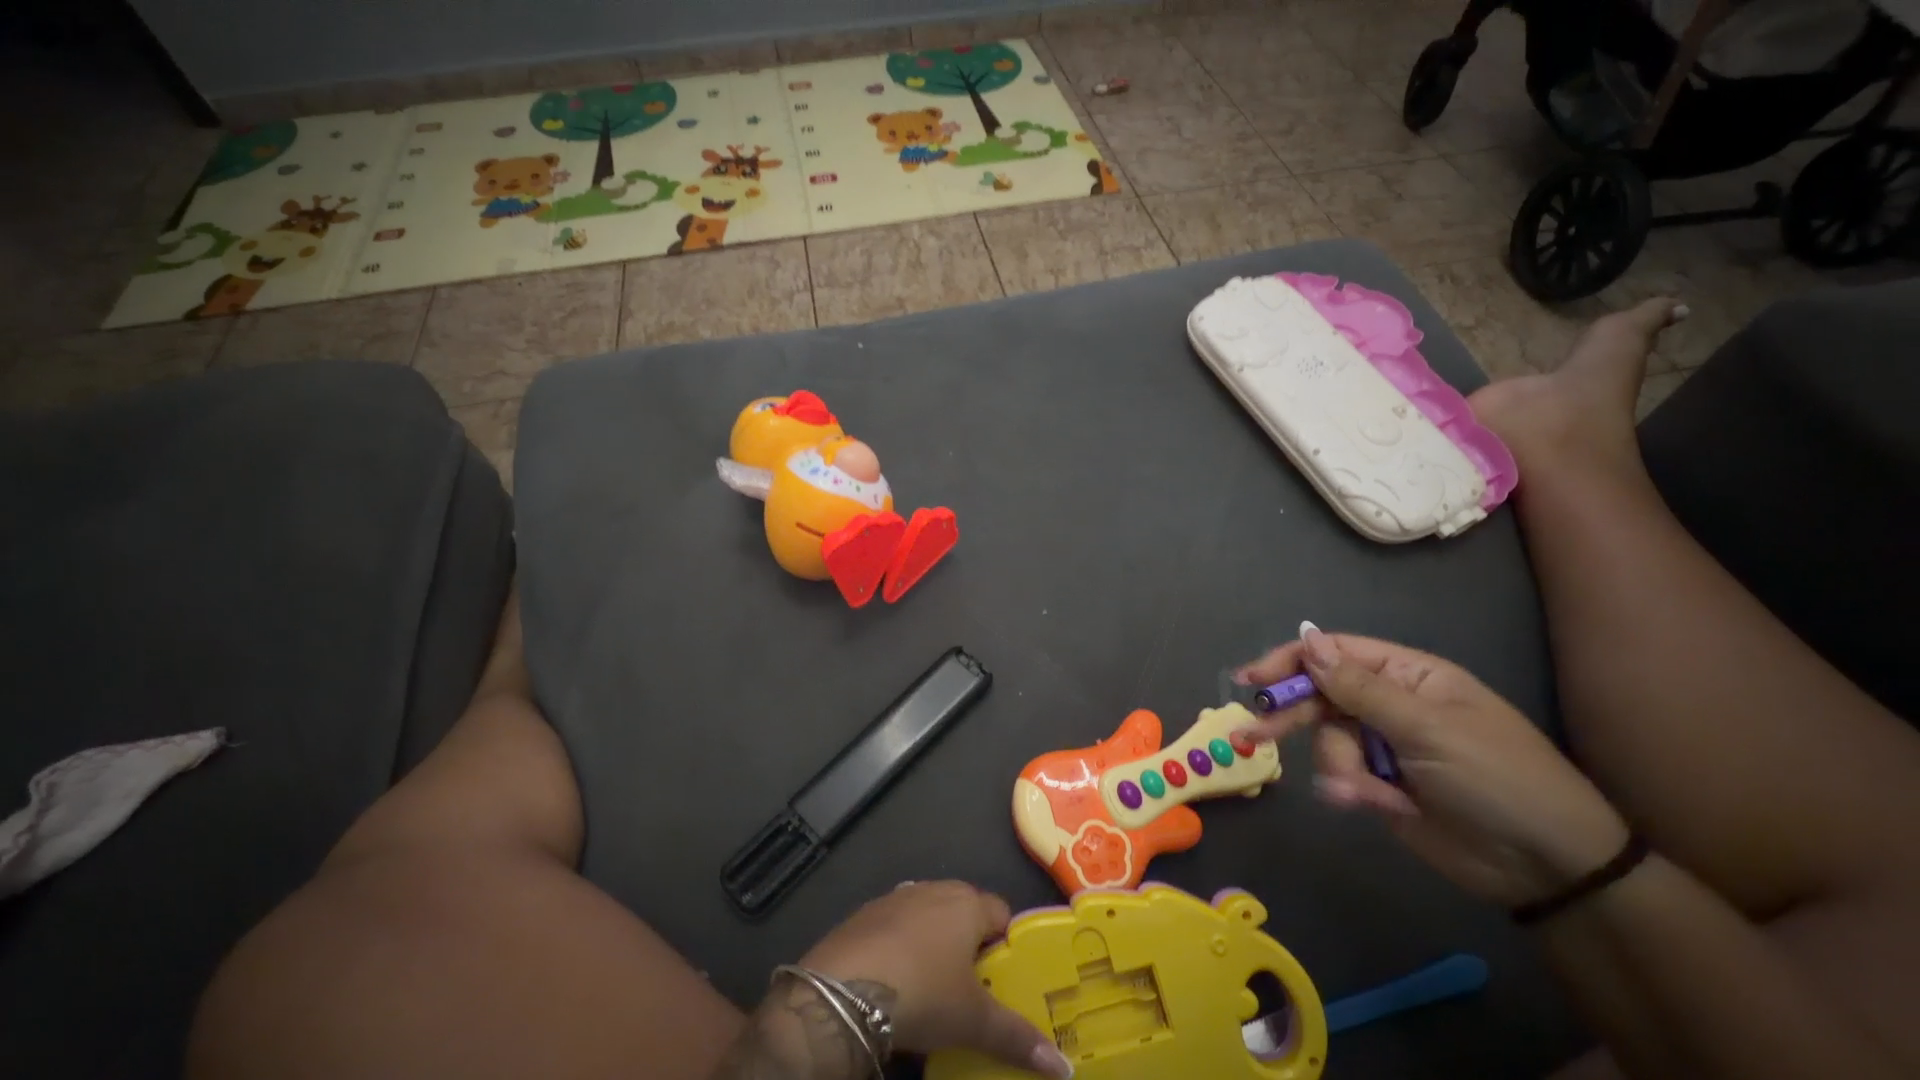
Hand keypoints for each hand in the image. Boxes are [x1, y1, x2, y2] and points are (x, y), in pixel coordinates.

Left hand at [800, 881, 1071, 1077]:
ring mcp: (892, 899)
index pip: (1001, 913)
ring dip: (933, 944)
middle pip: (963, 911)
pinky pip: (892, 928)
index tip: (1006, 979)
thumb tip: (1065, 1069)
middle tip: (974, 988)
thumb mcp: (974, 1021)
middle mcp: (931, 890)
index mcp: (966, 903)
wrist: (841, 991)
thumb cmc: (923, 992)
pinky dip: (899, 949)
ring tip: (934, 987)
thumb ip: (1017, 1038)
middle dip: (971, 944)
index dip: (1007, 944)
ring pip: (926, 917)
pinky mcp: (860, 916)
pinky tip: (895, 983)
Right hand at [1237, 625, 1630, 906]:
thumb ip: (1360, 688)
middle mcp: (1393, 705)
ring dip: (1338, 767)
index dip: (1292, 661)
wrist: (1543, 863)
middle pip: (1322, 696)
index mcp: (1411, 676)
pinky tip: (1373, 806)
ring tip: (1364, 794)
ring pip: (1328, 741)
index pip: (1338, 653)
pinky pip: (1342, 776)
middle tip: (1251, 736)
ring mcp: (1386, 747)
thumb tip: (1308, 640)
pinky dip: (1349, 790)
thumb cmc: (1495, 777)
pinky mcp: (1381, 787)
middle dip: (1290, 716)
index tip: (1252, 680)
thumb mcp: (1427, 728)